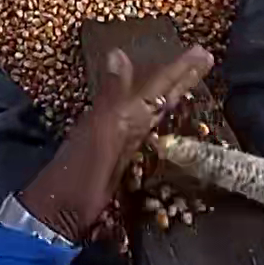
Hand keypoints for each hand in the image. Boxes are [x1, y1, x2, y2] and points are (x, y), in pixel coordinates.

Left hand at [21, 45, 213, 242]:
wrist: (58, 212)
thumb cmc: (78, 175)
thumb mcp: (97, 133)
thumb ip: (111, 95)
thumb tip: (117, 52)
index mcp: (119, 112)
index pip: (155, 85)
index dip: (178, 69)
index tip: (202, 51)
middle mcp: (121, 120)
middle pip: (157, 92)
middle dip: (180, 76)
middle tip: (204, 55)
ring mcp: (121, 139)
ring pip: (154, 108)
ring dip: (174, 91)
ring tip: (194, 75)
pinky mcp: (123, 159)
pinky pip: (148, 129)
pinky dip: (161, 117)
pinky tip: (168, 112)